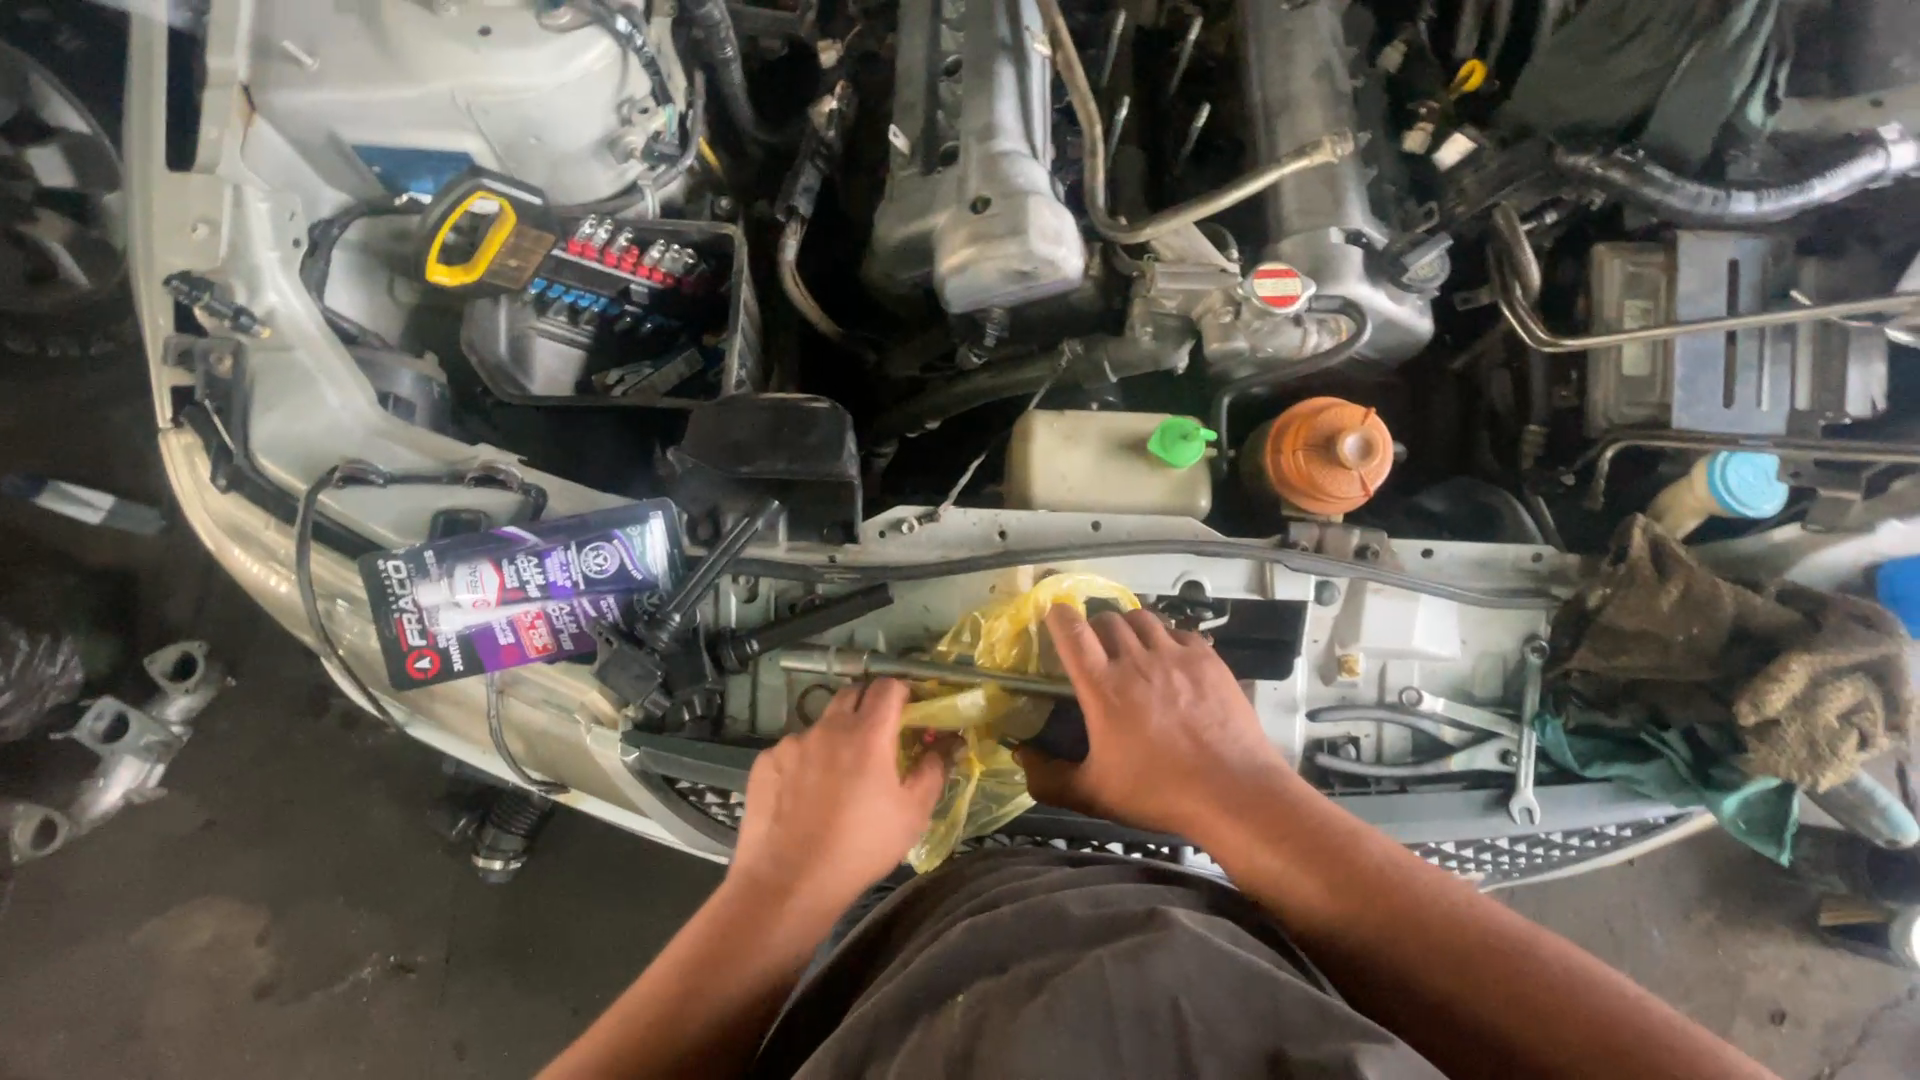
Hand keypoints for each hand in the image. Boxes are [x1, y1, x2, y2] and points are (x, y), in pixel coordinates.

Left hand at [726, 678, 946, 919]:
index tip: (909, 710)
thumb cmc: (861, 847)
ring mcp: (792, 742)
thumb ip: (933, 769)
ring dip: (836, 737)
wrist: (788, 882)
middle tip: (879, 738)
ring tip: (839, 777)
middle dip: (869, 706)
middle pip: (852, 694)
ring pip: (822, 725)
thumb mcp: (912, 814)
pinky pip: (793, 750)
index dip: (902, 692)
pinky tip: (806, 796)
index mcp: (868, 733)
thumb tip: (947, 743)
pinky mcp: (766, 761)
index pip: (887, 686)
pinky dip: (806, 761)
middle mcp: (828, 727)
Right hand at [1017, 605, 1293, 839]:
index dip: (1059, 616)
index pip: (1073, 631)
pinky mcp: (1208, 659)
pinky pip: (1179, 631)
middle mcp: (1136, 660)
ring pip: (1143, 618)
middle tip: (1095, 648)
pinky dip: (1166, 638)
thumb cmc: (1159, 792)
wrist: (1234, 792)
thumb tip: (1021, 757)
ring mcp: (1176, 656)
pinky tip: (1170, 661)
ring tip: (1131, 647)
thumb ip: (1049, 778)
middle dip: (1095, 626)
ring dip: (1129, 627)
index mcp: (1103, 687)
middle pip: (1107, 619)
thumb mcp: (1094, 794)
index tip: (1054, 615)